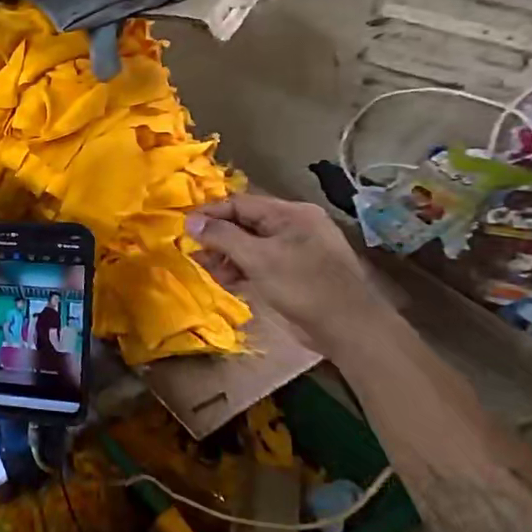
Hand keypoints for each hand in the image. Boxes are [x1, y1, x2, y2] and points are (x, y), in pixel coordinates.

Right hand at [187, 193, 394, 351]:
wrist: (349, 328)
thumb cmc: (303, 285)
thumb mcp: (258, 258)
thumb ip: (222, 237)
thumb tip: (189, 221)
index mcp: (290, 214)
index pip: (240, 203)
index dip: (210, 214)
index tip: (183, 227)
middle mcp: (293, 226)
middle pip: (244, 223)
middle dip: (216, 237)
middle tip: (192, 251)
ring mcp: (295, 250)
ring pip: (250, 245)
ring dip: (225, 256)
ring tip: (205, 269)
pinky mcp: (294, 272)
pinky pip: (259, 262)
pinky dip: (240, 268)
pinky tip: (225, 280)